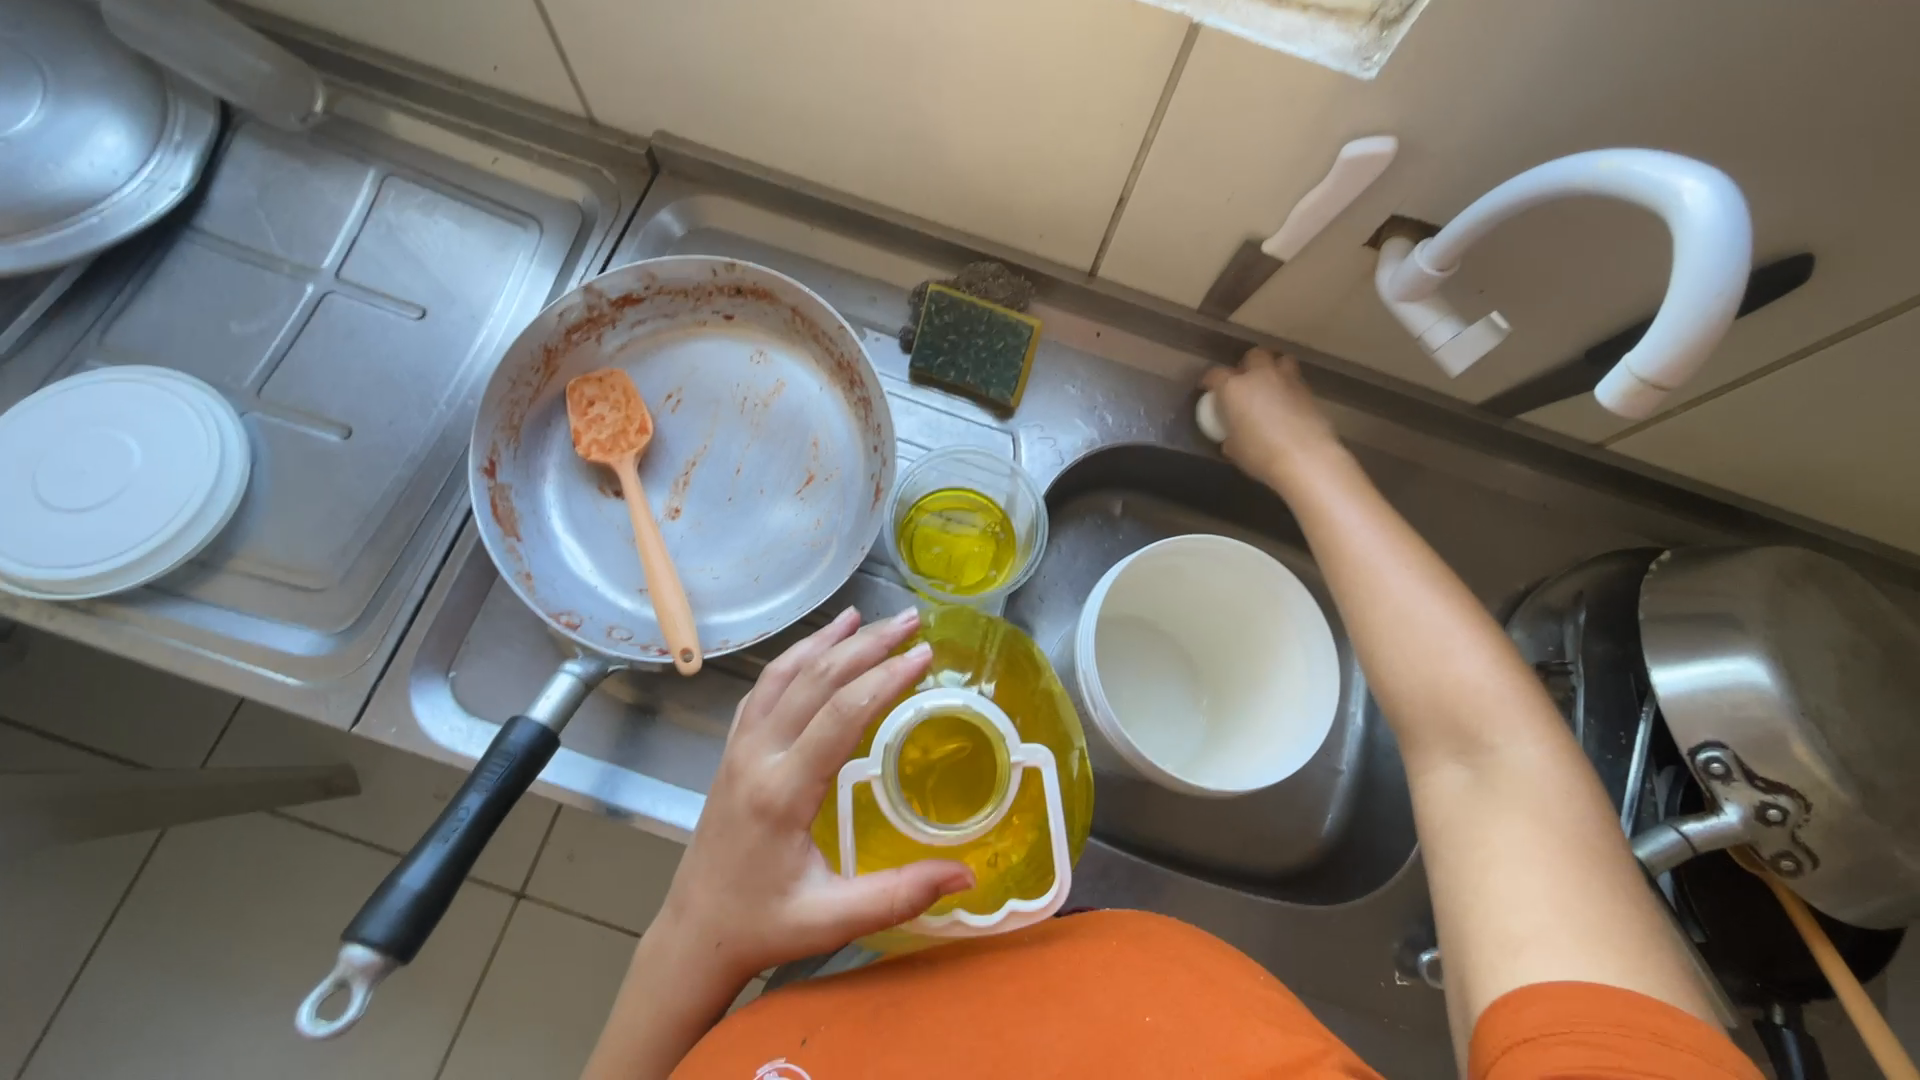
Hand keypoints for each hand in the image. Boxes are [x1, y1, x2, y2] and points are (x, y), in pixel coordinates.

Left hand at [651, 606, 972, 982]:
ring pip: (783, 676)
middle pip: (815, 680)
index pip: (841, 715)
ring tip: (867, 617)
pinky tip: (816, 647)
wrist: (694, 933)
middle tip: (911, 621)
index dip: (885, 679)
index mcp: (782, 792)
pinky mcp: (732, 751)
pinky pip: (763, 690)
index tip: (924, 654)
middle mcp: (756, 757)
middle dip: (867, 645)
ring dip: (827, 641)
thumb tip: (967, 879)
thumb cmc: (763, 927)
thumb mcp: (832, 919)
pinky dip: (793, 658)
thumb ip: (900, 895)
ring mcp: (738, 749)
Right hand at [1200, 349, 1341, 490]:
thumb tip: (1231, 437)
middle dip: (1249, 365)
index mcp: (1234, 388)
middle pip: (1254, 355)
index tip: (1208, 388)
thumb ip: (1230, 435)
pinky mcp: (1309, 391)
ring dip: (1275, 369)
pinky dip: (1290, 389)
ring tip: (1271, 386)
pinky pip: (1296, 382)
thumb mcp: (1234, 449)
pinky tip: (1289, 406)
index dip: (1210, 380)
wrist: (1305, 458)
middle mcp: (1260, 376)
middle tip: (1246, 382)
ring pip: (1281, 360)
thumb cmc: (1260, 454)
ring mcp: (1287, 380)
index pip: (1215, 374)